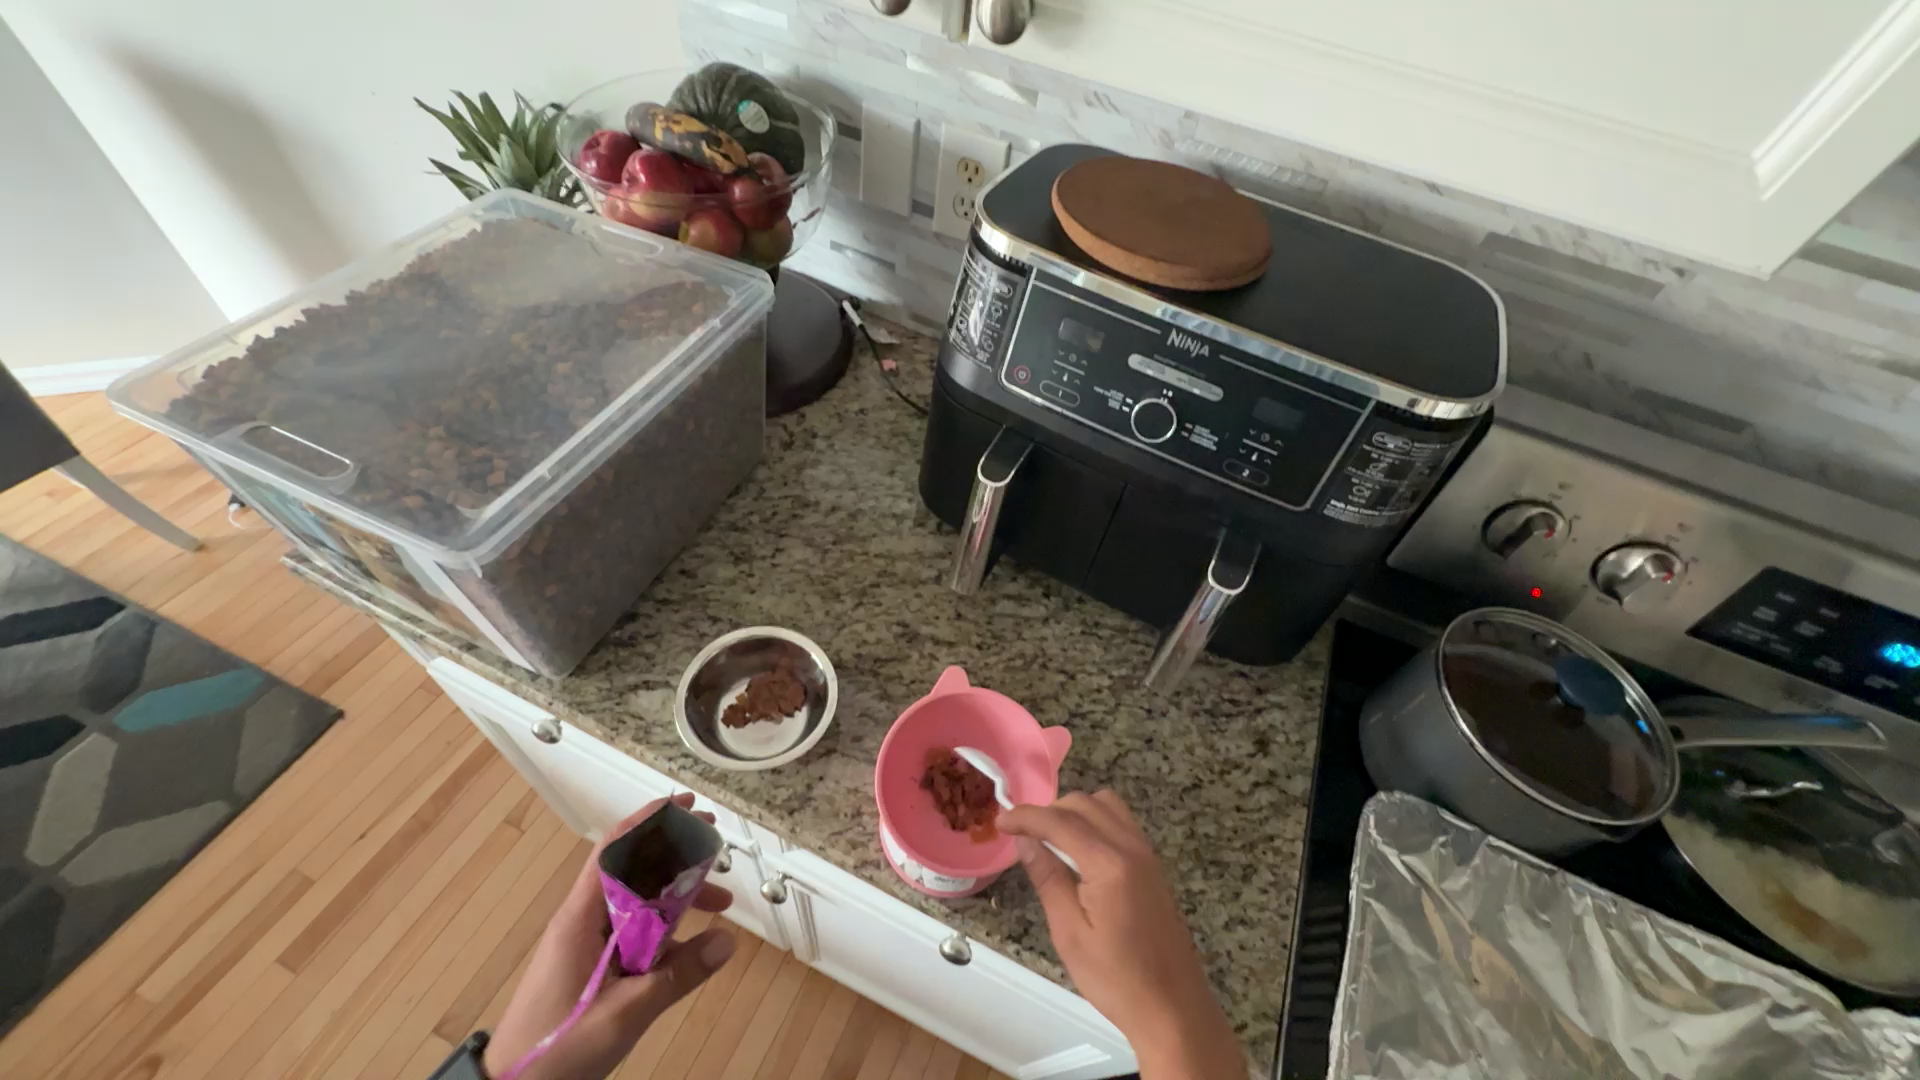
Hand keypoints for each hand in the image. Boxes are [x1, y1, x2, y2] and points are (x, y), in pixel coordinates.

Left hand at [483, 794, 736, 1079]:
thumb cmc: (557, 1050)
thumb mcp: (625, 1014)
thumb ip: (678, 976)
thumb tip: (727, 940)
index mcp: (582, 918)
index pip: (615, 849)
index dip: (650, 821)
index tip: (685, 805)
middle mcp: (585, 920)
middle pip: (634, 867)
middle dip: (676, 850)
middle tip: (715, 841)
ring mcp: (589, 942)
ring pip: (639, 899)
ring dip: (678, 892)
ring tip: (720, 899)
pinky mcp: (594, 964)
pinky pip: (637, 929)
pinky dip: (667, 923)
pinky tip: (693, 938)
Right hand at [999, 791, 1242, 1079]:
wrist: (1174, 1009)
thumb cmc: (1117, 979)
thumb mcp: (1070, 933)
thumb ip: (1048, 878)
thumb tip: (1025, 841)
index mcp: (1110, 864)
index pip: (1060, 822)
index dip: (1026, 816)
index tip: (1000, 821)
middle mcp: (1132, 847)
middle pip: (1084, 804)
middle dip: (1049, 811)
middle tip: (1023, 835)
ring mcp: (1147, 854)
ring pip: (1106, 805)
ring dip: (1074, 811)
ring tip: (1049, 838)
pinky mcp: (1153, 865)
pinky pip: (1121, 822)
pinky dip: (1095, 820)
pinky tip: (1079, 849)